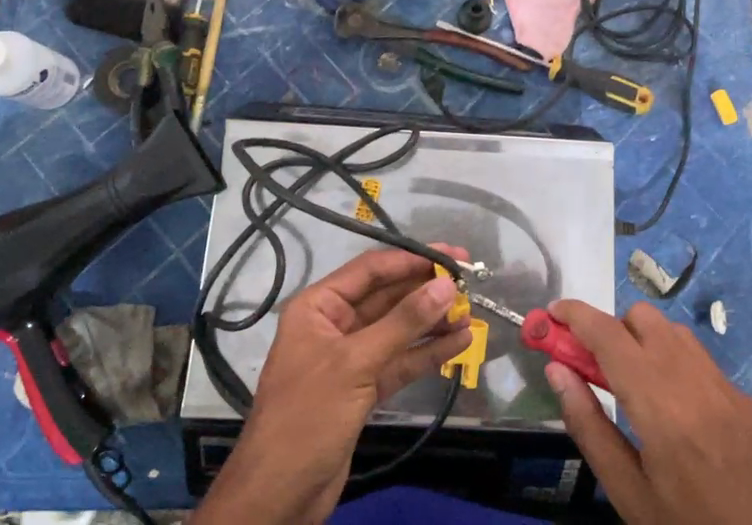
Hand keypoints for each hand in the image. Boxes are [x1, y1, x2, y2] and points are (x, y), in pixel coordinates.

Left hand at [192, 245, 473, 524]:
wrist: (280, 493)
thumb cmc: (308, 415)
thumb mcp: (355, 363)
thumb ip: (403, 323)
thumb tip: (446, 285)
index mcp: (318, 307)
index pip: (370, 271)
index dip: (412, 259)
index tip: (453, 257)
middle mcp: (334, 325)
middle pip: (387, 297)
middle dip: (426, 291)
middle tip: (469, 283)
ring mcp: (350, 358)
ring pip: (398, 330)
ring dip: (432, 322)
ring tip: (471, 315)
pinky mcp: (364, 389)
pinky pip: (400, 361)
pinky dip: (428, 353)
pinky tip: (459, 344)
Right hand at [545, 300, 751, 524]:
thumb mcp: (628, 493)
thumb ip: (588, 426)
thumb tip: (557, 370)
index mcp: (660, 405)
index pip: (609, 335)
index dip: (575, 315)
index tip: (551, 314)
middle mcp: (696, 382)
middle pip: (643, 318)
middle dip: (611, 329)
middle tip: (593, 368)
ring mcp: (729, 389)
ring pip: (675, 333)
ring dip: (644, 341)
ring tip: (631, 388)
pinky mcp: (749, 403)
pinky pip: (703, 362)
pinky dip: (676, 365)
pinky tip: (674, 412)